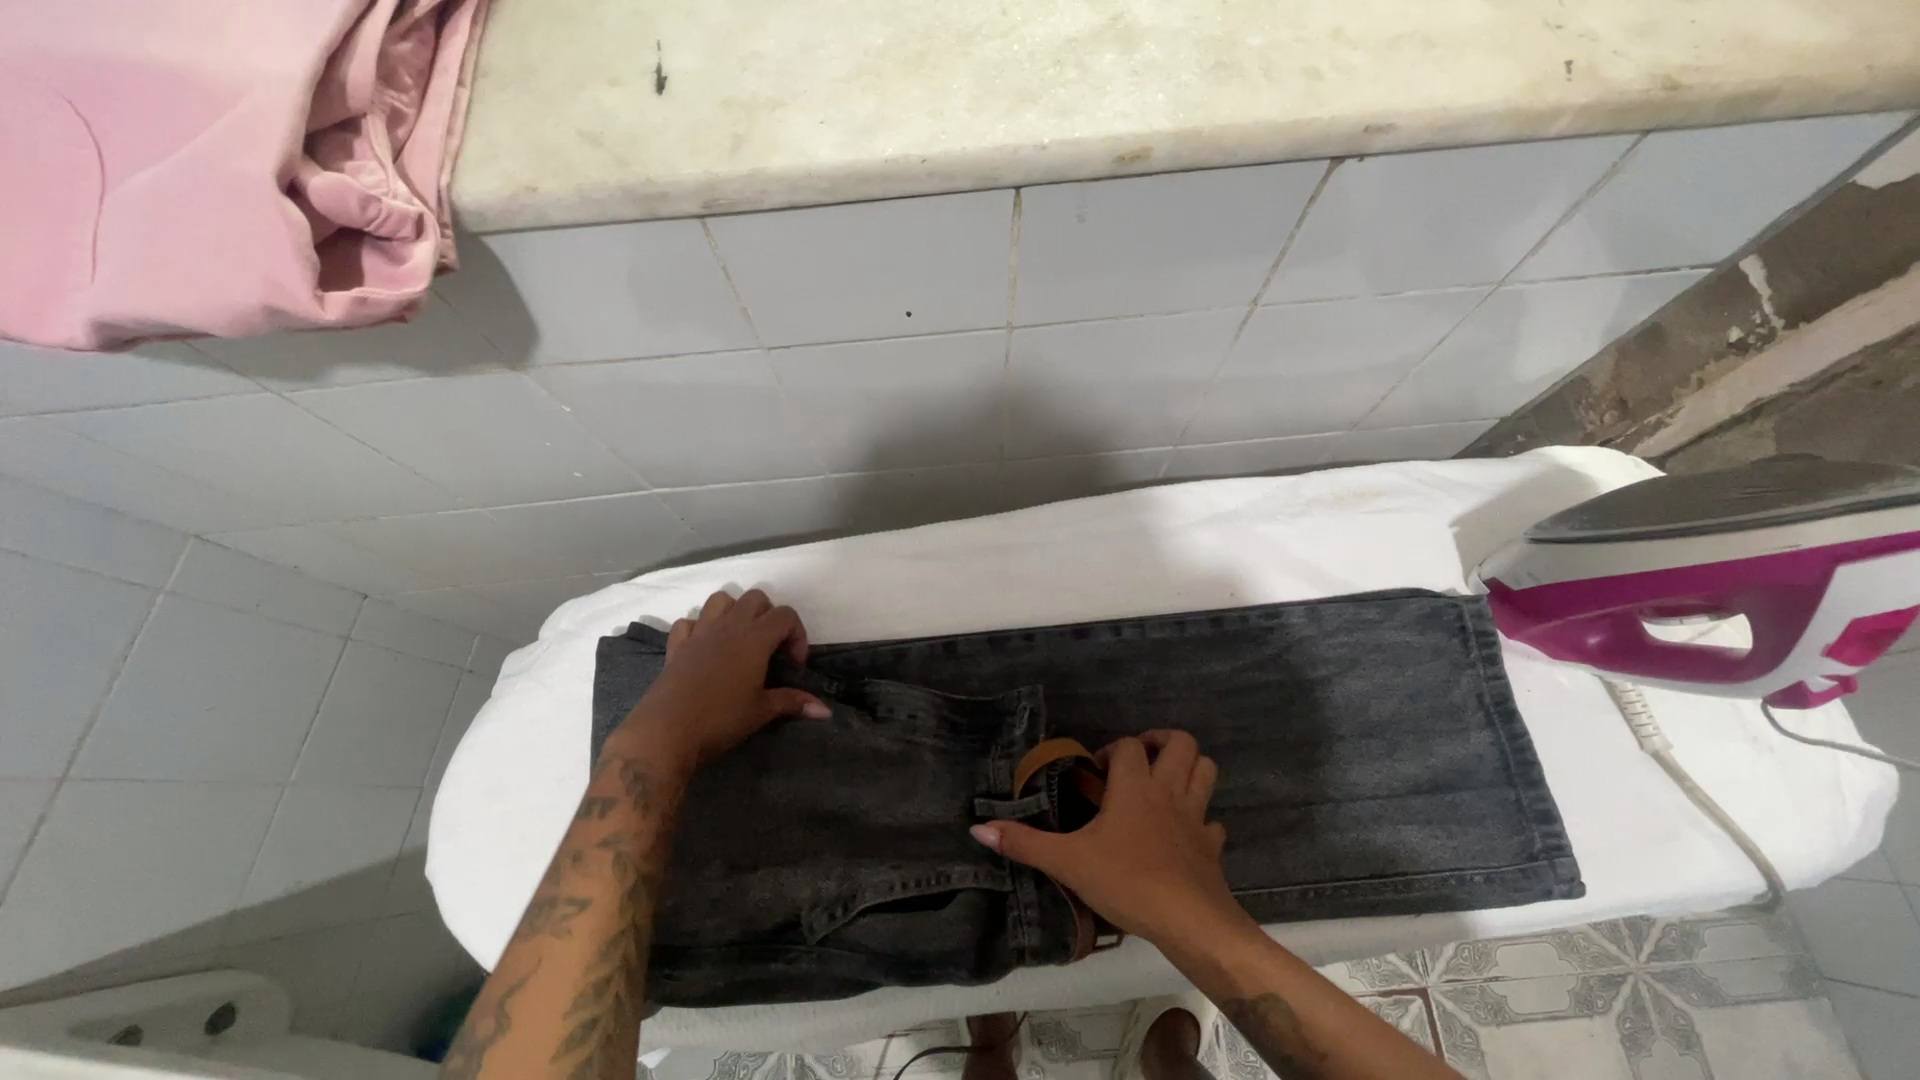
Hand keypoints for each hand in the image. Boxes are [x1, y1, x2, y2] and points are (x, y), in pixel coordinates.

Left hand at [610, 589, 829, 771]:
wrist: (666, 732)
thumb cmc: (721, 719)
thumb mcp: (762, 711)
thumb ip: (793, 702)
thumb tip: (825, 711)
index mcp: (754, 638)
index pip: (785, 615)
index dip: (797, 635)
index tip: (793, 664)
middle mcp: (728, 626)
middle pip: (756, 598)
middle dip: (769, 616)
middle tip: (771, 648)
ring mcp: (699, 632)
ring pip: (721, 599)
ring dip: (735, 611)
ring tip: (740, 639)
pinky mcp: (676, 645)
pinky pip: (689, 621)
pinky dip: (700, 626)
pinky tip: (705, 647)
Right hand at [970, 730, 1250, 946]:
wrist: (1190, 922)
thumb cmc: (1127, 881)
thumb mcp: (1068, 863)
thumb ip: (1024, 843)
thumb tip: (977, 828)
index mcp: (1135, 786)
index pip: (1128, 746)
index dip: (1112, 751)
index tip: (1095, 773)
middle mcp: (1170, 792)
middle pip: (1182, 744)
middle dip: (1162, 742)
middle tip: (1138, 760)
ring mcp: (1197, 818)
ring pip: (1206, 771)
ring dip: (1188, 769)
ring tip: (1162, 784)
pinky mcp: (1212, 847)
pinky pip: (1212, 822)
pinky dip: (1201, 821)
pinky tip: (1182, 835)